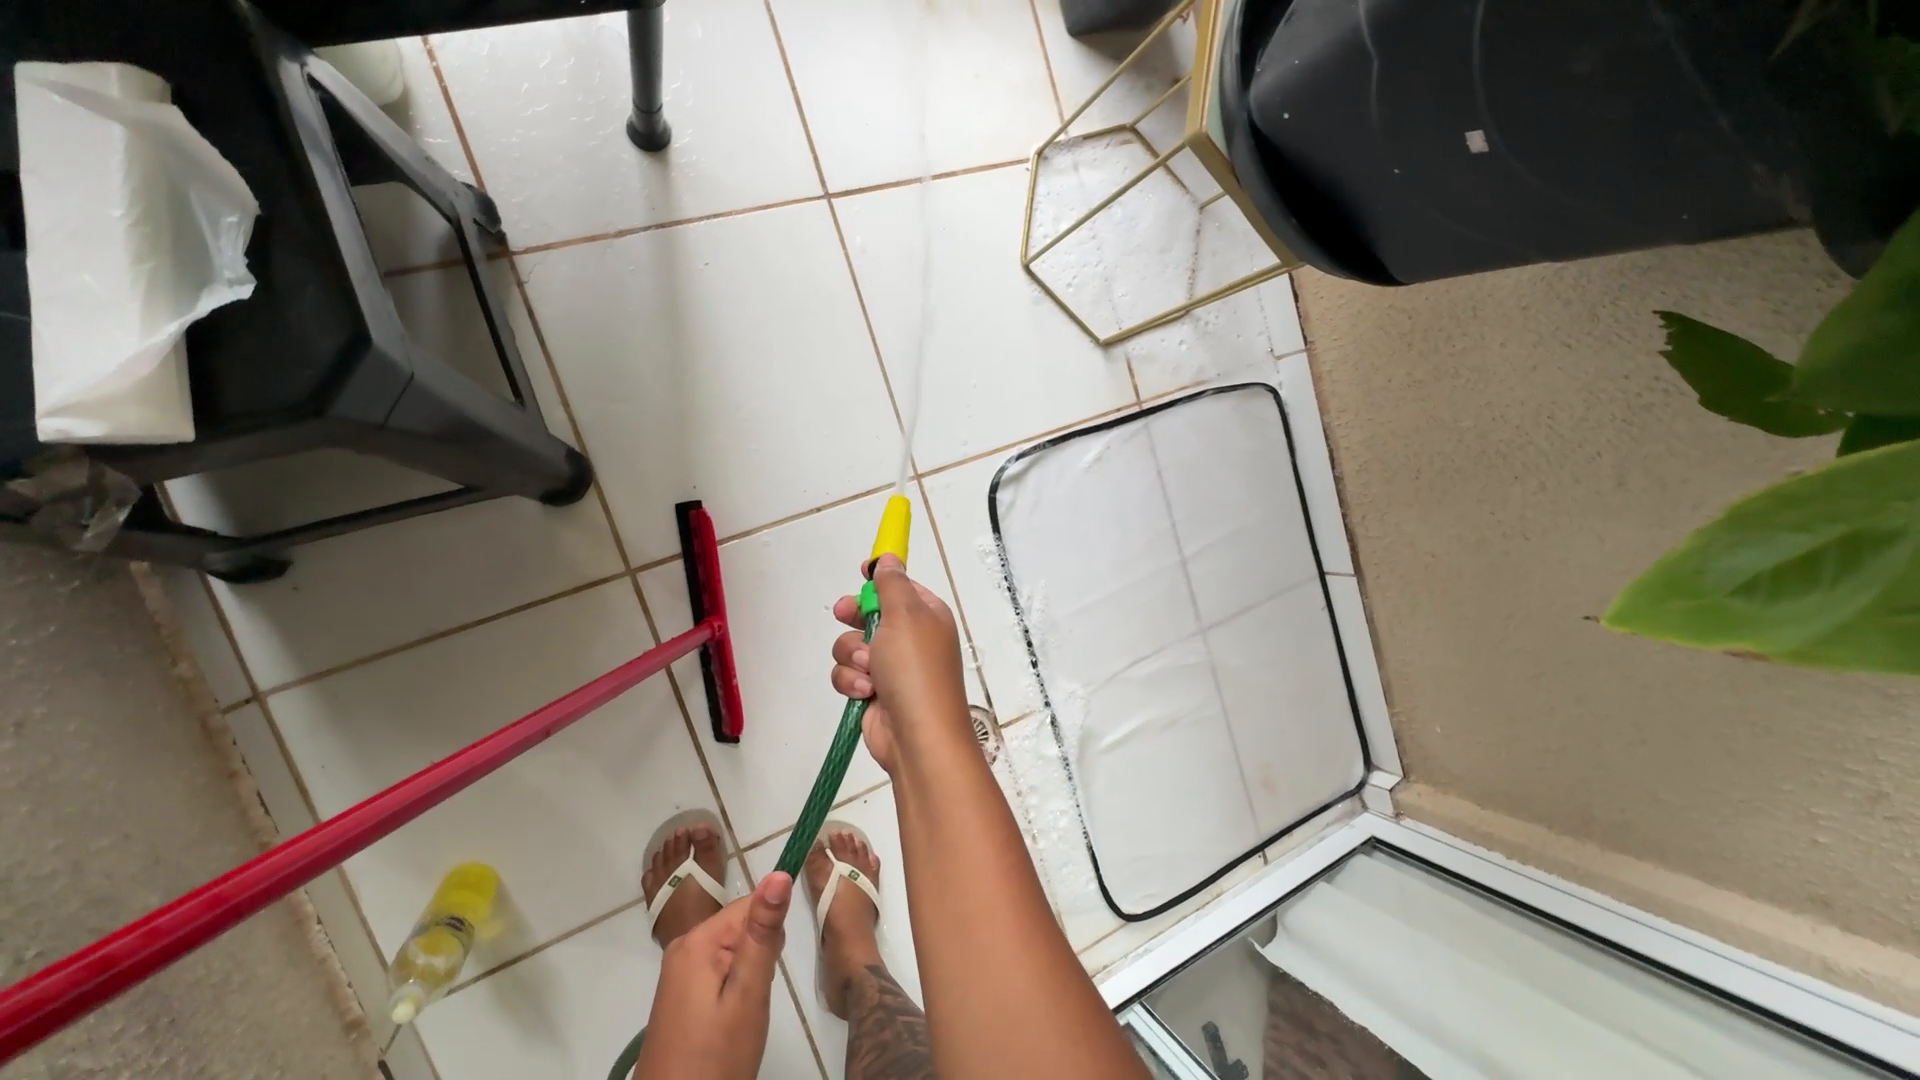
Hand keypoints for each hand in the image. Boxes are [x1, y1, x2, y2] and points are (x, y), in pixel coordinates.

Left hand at [631, 874, 791, 1079]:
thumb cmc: (716, 1058)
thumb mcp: (749, 995)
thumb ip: (763, 934)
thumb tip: (780, 874)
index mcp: (699, 941)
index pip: (752, 905)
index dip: (770, 935)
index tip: (769, 971)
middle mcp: (684, 947)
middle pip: (742, 926)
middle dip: (760, 957)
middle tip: (753, 1000)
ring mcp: (679, 972)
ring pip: (734, 950)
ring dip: (749, 976)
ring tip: (742, 1014)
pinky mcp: (681, 994)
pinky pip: (720, 971)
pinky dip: (735, 990)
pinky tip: (731, 1020)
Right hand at [829, 554, 971, 773]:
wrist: (917, 736)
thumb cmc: (916, 669)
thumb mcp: (905, 615)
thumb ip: (892, 584)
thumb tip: (889, 559)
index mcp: (927, 616)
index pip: (901, 587)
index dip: (879, 580)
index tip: (861, 573)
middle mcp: (910, 639)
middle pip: (871, 614)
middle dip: (855, 617)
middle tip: (845, 614)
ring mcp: (891, 667)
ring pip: (852, 645)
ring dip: (853, 656)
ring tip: (869, 672)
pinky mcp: (873, 692)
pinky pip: (848, 674)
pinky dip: (852, 682)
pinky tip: (866, 693)